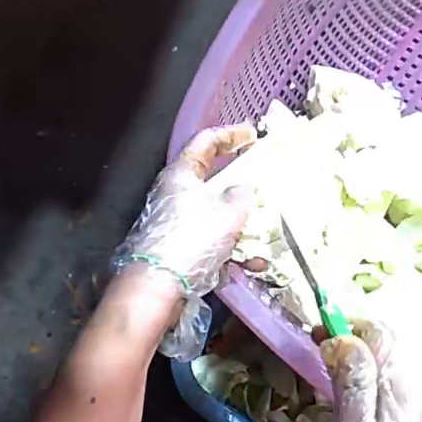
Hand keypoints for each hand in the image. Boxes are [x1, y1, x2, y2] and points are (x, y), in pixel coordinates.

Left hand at [113, 124, 255, 359]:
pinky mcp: (178, 249)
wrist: (158, 286)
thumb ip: (241, 196)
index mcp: (181, 175)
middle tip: (263, 190)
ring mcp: (175, 223)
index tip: (252, 134)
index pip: (205, 142)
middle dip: (241, 191)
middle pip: (211, 182)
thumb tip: (243, 191)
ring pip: (215, 218)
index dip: (230, 134)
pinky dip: (231, 251)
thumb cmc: (192, 239)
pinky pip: (211, 243)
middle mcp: (174, 195)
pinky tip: (250, 265)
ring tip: (263, 245)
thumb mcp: (227, 212)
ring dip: (242, 230)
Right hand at [322, 320, 421, 421]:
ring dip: (369, 360)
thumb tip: (343, 339)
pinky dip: (385, 377)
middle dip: (355, 343)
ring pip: (398, 358)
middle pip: (389, 341)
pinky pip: (409, 377)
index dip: (345, 328)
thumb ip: (352, 383)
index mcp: (403, 384)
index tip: (319, 340)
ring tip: (345, 385)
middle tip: (327, 366)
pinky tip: (372, 401)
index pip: (377, 330)